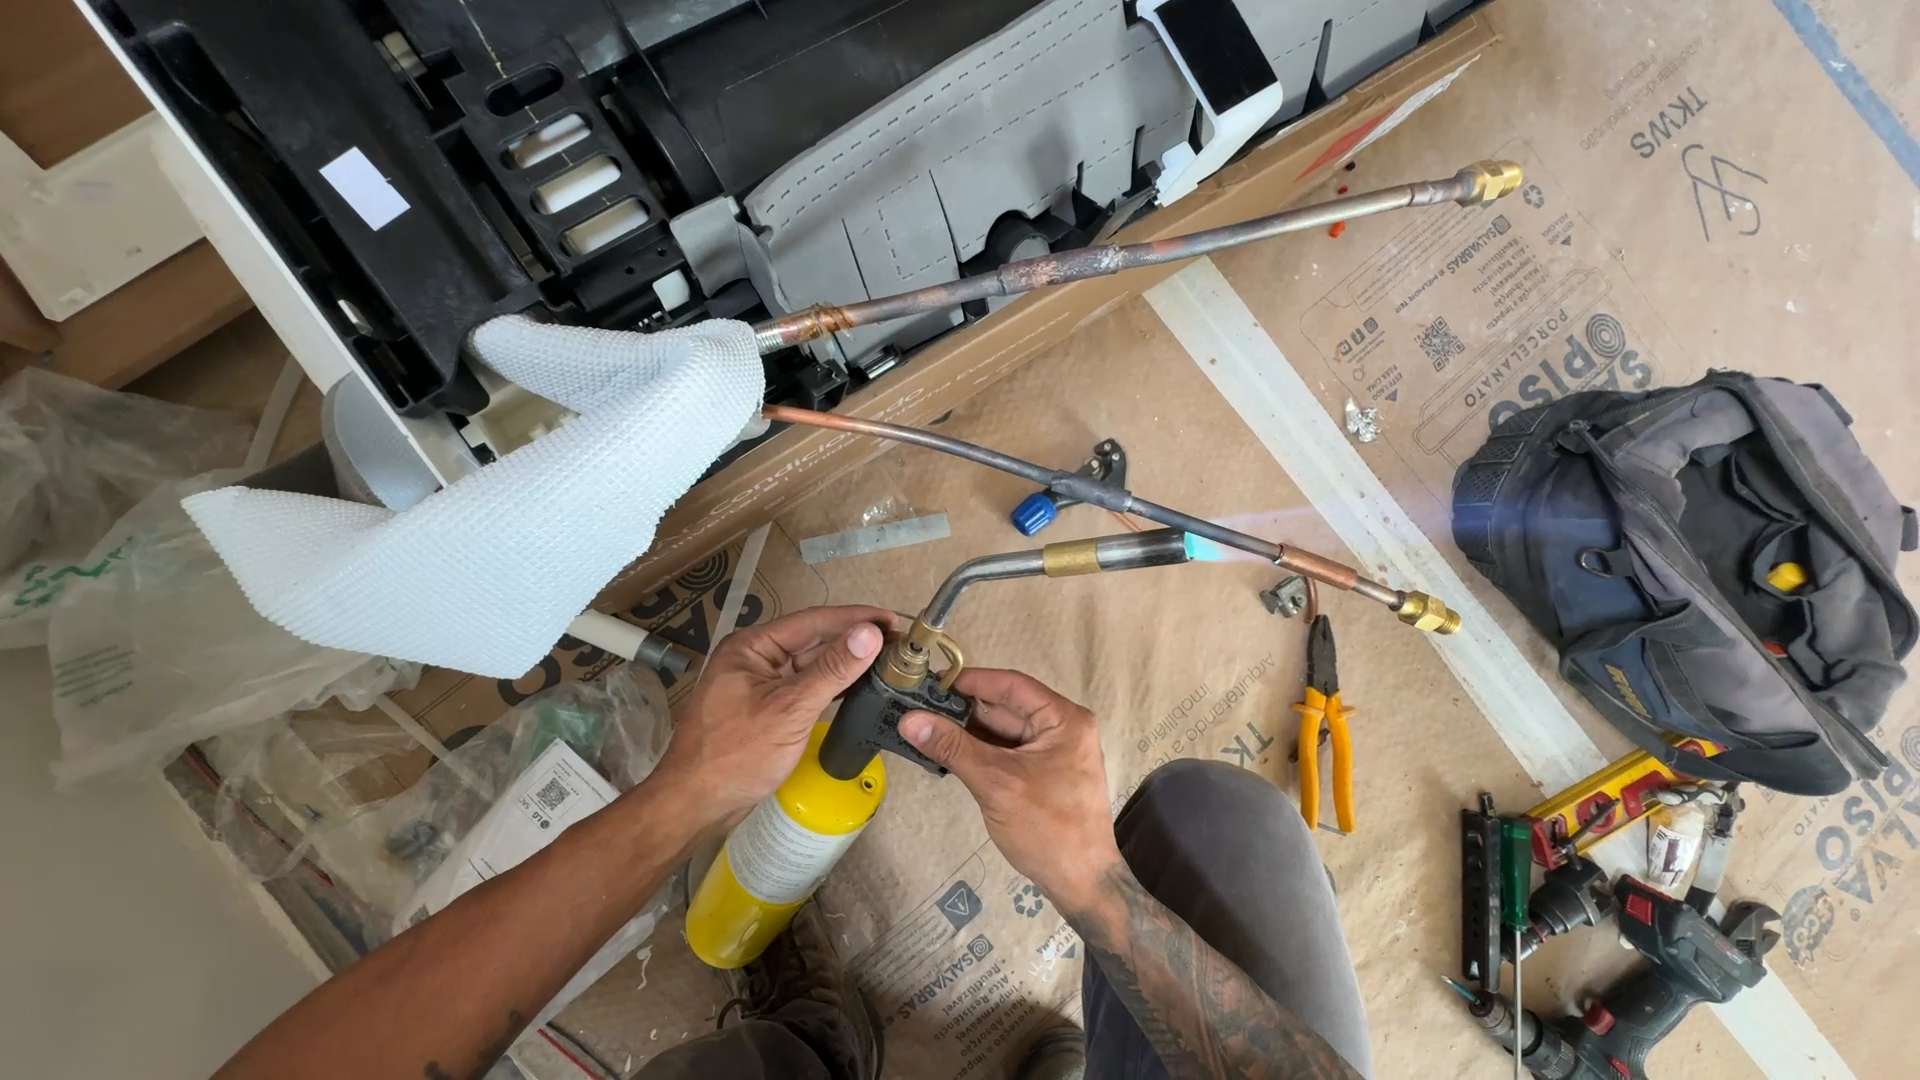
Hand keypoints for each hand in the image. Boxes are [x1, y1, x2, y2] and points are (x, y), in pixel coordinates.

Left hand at [652, 605, 896, 830]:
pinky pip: (803, 685)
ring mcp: (758, 683)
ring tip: (885, 658)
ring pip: (809, 663)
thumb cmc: (735, 756)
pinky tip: (857, 684)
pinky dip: (830, 683)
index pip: (813, 621)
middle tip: (897, 640)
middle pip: (812, 639)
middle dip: (853, 638)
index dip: (856, 618)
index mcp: (751, 647)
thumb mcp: (790, 709)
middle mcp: (754, 658)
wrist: (695, 804)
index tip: (892, 619)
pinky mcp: (764, 707)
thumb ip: (832, 669)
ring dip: (844, 661)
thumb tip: (870, 634)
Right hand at [900, 669, 1123, 913]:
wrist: (1082, 884)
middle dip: (963, 710)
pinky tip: (949, 753)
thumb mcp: (996, 783)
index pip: (1011, 686)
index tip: (931, 683)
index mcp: (1064, 719)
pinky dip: (980, 752)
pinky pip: (1007, 751)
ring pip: (1003, 731)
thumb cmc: (1047, 829)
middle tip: (919, 710)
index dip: (971, 681)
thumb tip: (909, 720)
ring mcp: (1054, 751)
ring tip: (925, 730)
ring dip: (968, 733)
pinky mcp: (1044, 772)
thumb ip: (953, 747)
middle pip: (1005, 708)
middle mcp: (1062, 727)